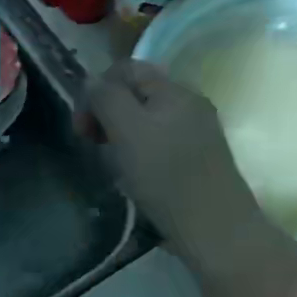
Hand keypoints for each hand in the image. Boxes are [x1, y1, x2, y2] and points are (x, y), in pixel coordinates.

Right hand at [85, 60, 262, 266]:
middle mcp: (189, 104)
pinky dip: (139, 153)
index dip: (96, 91)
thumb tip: (92, 82)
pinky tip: (135, 177)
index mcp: (173, 90)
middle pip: (136, 94)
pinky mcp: (198, 160)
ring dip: (121, 135)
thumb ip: (107, 99)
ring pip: (147, 120)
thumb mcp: (127, 131)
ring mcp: (197, 133)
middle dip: (107, 114)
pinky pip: (160, 143)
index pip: (125, 69)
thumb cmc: (166, 177)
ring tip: (112, 164)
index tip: (82, 129)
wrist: (214, 227)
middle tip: (92, 145)